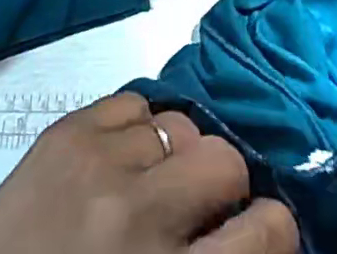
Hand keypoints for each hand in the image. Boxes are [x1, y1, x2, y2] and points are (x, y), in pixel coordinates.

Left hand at [0, 92, 298, 253]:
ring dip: (173, 155)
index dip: (272, 228)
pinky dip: (136, 127)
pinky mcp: (64, 131)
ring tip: (150, 179)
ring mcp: (98, 162)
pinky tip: (120, 155)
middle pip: (223, 161)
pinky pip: (132, 102)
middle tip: (199, 205)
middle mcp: (138, 213)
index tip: (257, 227)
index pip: (266, 233)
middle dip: (223, 182)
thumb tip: (247, 225)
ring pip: (177, 125)